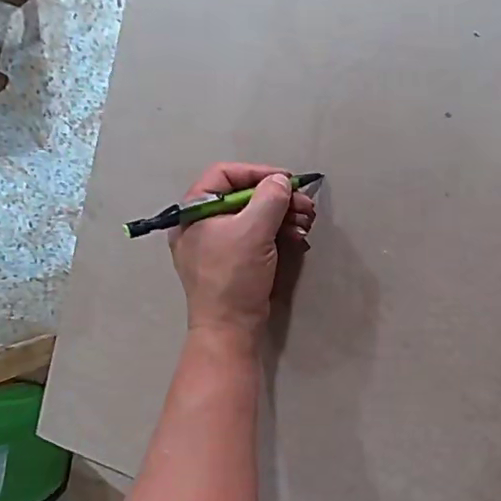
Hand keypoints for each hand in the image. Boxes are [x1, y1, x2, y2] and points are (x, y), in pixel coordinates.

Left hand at [169, 163, 315, 337]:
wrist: (230, 328)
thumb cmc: (234, 276)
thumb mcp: (254, 231)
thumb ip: (270, 198)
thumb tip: (281, 182)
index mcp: (194, 211)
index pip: (225, 175)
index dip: (258, 172)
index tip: (287, 180)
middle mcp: (201, 224)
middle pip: (242, 196)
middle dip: (277, 198)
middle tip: (304, 204)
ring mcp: (216, 244)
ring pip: (252, 217)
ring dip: (282, 215)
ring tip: (306, 221)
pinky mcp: (232, 262)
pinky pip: (254, 237)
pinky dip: (276, 233)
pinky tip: (298, 236)